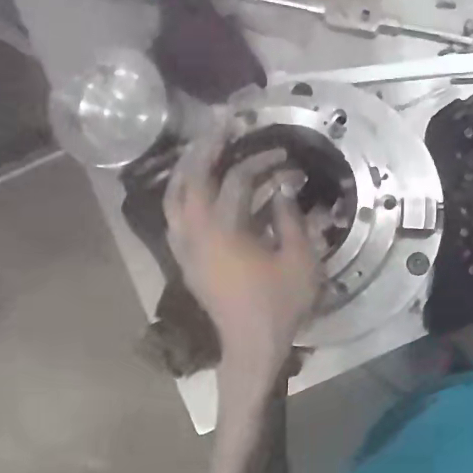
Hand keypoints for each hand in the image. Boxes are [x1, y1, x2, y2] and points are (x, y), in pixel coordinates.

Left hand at [165, 128, 321, 382]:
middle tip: (222, 126)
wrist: (252, 347)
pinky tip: (193, 190)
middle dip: (206, 148)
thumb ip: (290, 218)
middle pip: (191, 178)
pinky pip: (173, 218)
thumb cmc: (279, 304)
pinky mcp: (184, 261)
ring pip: (173, 197)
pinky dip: (180, 196)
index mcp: (224, 230)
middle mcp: (195, 233)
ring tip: (201, 151)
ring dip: (186, 170)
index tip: (285, 156)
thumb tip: (284, 187)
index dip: (262, 163)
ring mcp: (184, 248)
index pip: (238, 182)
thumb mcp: (299, 259)